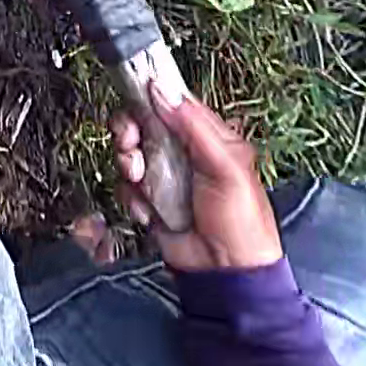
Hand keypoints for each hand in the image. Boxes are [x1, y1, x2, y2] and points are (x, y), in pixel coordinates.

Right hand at [110, 82, 284, 271]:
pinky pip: (125, 183)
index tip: (134, 99)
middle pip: (141, 123)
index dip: (150, 99)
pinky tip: (147, 209)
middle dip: (129, 132)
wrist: (226, 277)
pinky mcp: (148, 197)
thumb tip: (159, 88)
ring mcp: (163, 174)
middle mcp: (182, 150)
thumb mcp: (225, 168)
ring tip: (139, 180)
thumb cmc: (239, 222)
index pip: (171, 103)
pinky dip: (130, 194)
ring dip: (128, 163)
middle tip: (129, 144)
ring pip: (129, 151)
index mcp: (207, 136)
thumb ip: (193, 126)